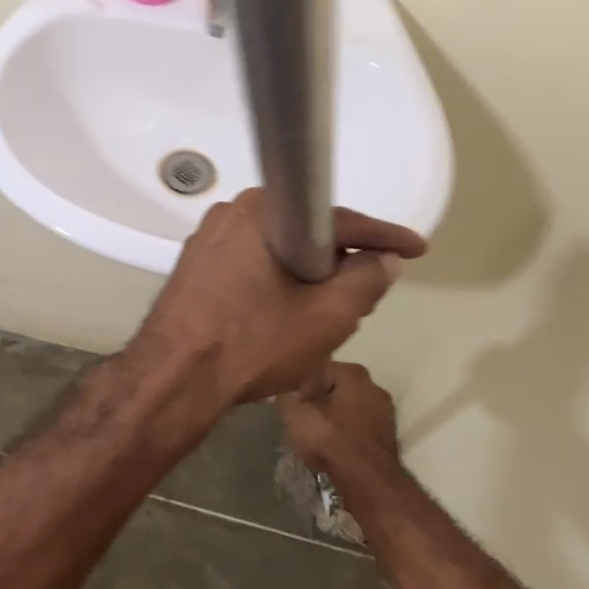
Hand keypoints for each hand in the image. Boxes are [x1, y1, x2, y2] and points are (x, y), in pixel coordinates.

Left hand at [129, 189, 426, 405]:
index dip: (382, 236)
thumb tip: (383, 260)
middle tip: (367, 287)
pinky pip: (248, 262)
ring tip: (325, 309)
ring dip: (304, 273)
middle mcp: (232, 213)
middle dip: (339, 258)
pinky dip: (273, 280)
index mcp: (263, 211)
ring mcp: (206, 238)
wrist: (173, 377)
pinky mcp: (192, 265)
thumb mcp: (327, 317)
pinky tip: (282, 313)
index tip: (414, 250)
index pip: (338, 218)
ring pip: (275, 248)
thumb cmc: (252, 343)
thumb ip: (366, 281)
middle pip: (304, 230)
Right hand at [275, 362, 401, 480]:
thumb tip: (285, 394)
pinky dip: (345, 434)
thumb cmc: (329, 438)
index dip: (299, 385)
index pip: (318, 368)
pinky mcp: (388, 436)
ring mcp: (385, 412)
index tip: (290, 403)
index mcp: (353, 372)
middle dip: (317, 401)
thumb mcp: (293, 414)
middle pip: (335, 388)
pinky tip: (332, 448)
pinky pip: (358, 428)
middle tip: (300, 418)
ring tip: (314, 436)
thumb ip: (284, 397)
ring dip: (332, 418)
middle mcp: (374, 385)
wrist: (367, 480)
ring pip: (348, 409)